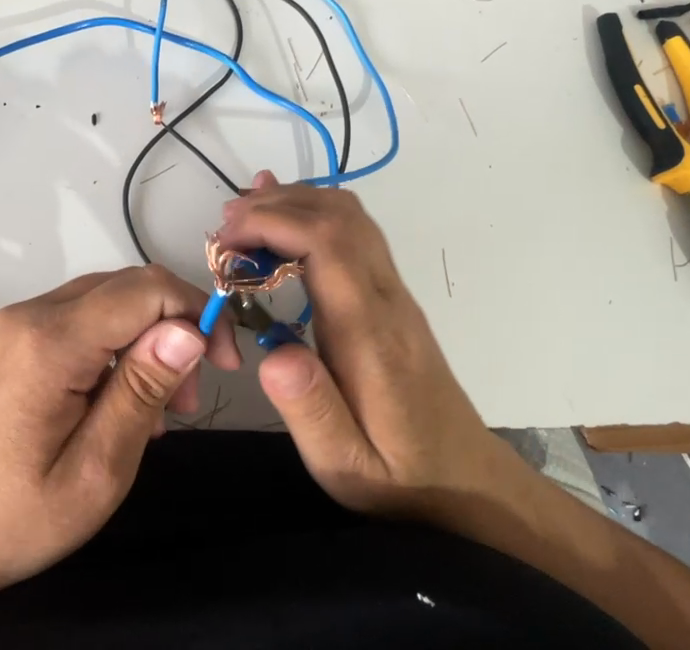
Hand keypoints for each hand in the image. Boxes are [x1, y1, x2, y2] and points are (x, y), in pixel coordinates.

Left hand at [0, 265, 240, 609]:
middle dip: (175, 327)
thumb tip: (189, 329)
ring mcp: (17, 323)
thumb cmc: (20, 517)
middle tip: (187, 400)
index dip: (196, 313)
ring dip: (148, 338)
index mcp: (49, 343)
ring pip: (107, 300)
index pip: (144, 289)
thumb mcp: (98, 468)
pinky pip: (82, 319)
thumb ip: (143, 390)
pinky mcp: (14, 338)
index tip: (223, 367)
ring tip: (159, 411)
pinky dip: (116, 346)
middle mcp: (29, 315)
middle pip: (127, 287)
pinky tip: (123, 399)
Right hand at [219, 172, 533, 525]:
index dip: (272, 223)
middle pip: (338, 216)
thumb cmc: (398, 477)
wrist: (467, 485)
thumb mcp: (345, 466)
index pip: (328, 244)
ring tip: (241, 222)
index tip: (225, 239)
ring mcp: (393, 293)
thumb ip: (310, 410)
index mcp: (369, 334)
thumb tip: (272, 354)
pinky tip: (283, 218)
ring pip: (350, 217)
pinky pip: (354, 233)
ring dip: (293, 204)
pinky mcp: (389, 298)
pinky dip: (312, 213)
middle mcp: (385, 299)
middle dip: (274, 206)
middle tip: (222, 230)